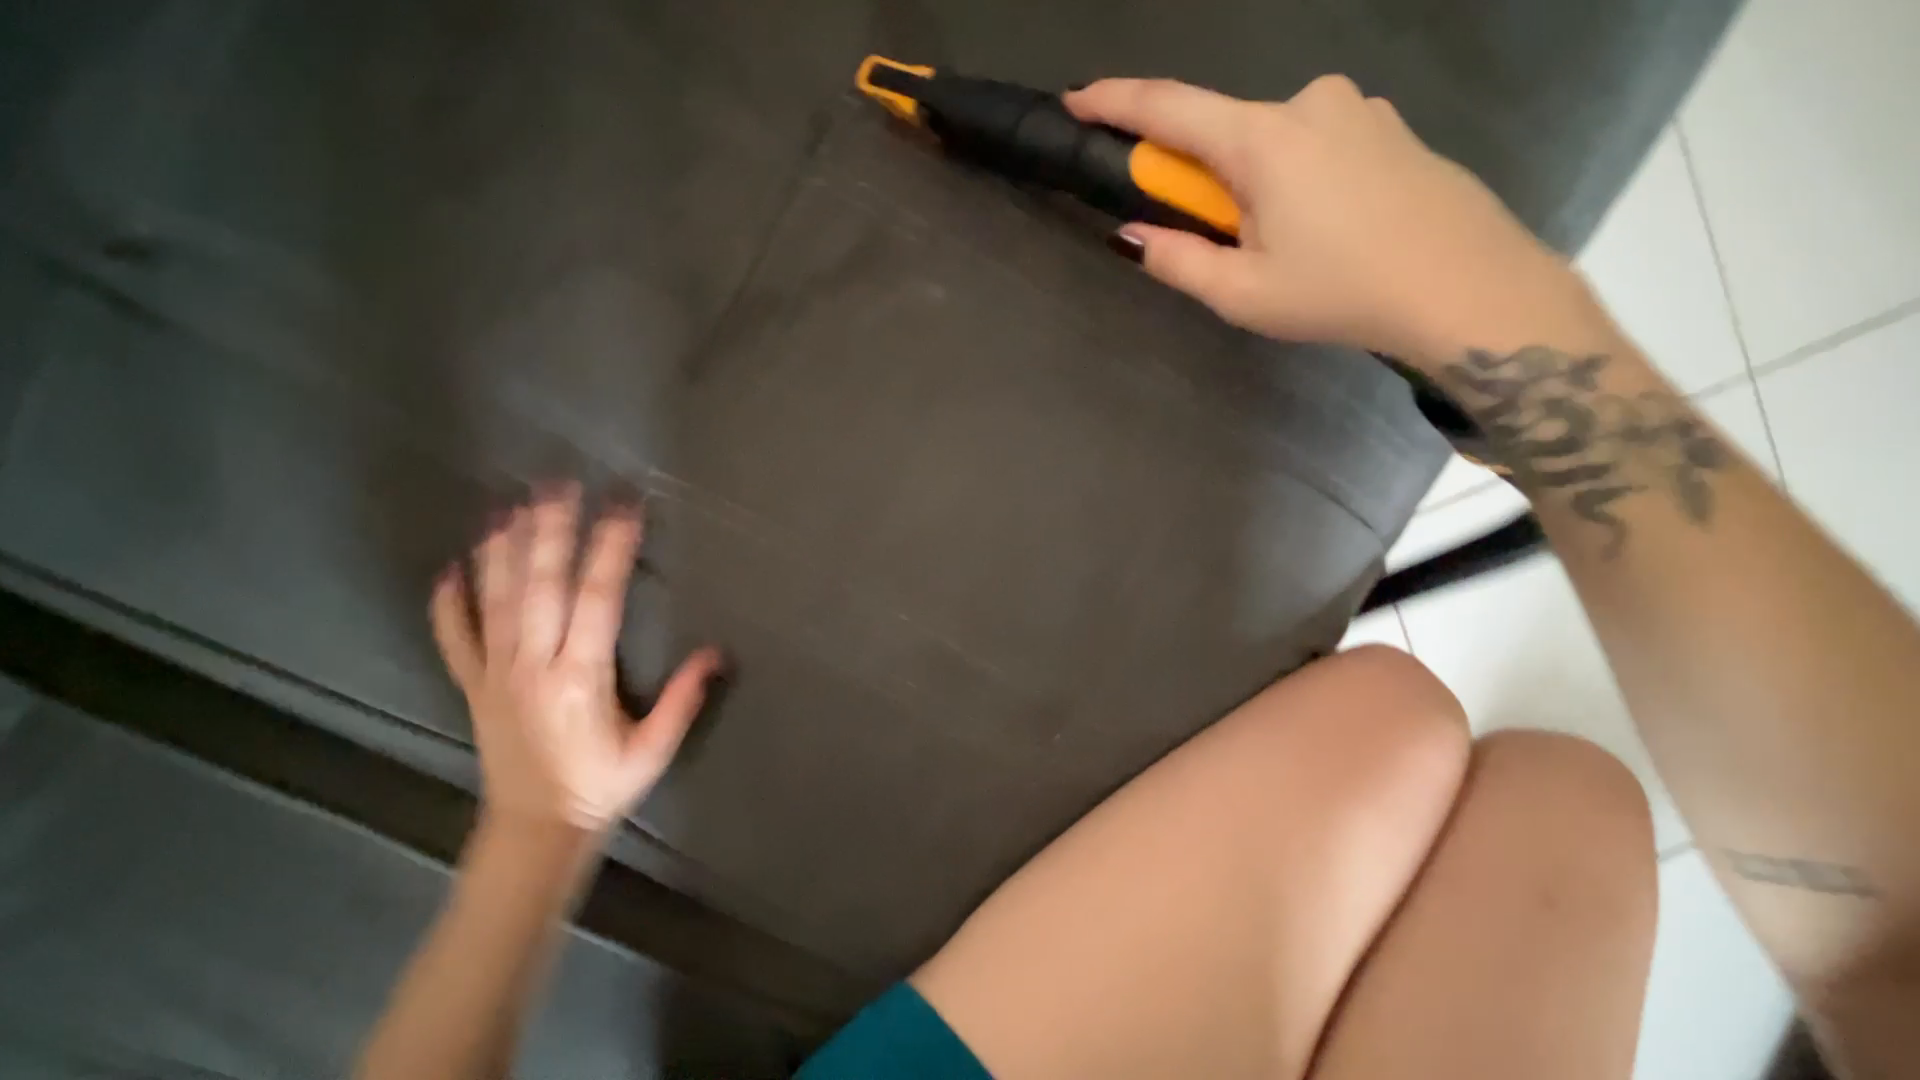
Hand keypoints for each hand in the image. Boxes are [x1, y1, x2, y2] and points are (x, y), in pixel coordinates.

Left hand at [431, 487, 723, 834]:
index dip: (610, 547)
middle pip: (539, 584)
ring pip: (496, 599)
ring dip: (502, 549)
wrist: (536, 830)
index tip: (624, 506)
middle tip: (558, 484)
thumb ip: (683, 700)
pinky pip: (455, 638)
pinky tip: (451, 567)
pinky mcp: (473, 686)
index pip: (597, 597)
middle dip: (550, 529)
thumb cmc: (602, 787)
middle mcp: (533, 665)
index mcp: (581, 676)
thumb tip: (716, 652)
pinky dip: (448, 602)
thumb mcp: (653, 750)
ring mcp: (497, 673)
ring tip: (509, 505)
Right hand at [1066, 76, 1592, 365]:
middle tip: (1225, 244)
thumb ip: (1177, 260)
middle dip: (1207, 182)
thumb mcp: (1243, 293)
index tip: (1076, 102)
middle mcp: (1308, 103)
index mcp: (1263, 138)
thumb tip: (1134, 235)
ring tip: (1290, 250)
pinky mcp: (1391, 128)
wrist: (1469, 288)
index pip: (1168, 109)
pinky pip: (1319, 146)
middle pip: (1226, 132)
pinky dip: (1300, 181)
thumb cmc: (1342, 292)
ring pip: (1276, 143)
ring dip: (1259, 187)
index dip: (1115, 104)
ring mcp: (1357, 110)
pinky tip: (1331, 233)